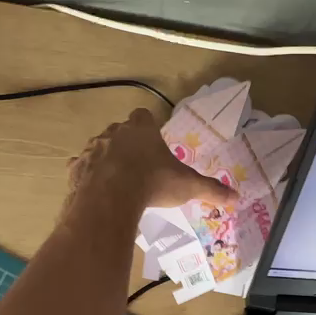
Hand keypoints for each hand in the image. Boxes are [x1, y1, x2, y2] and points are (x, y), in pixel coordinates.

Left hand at [68, 109, 227, 210]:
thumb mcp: (188, 186)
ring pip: (100, 149)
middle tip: (139, 168)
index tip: (153, 143)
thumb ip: (211, 190)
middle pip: (120, 132)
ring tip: (119, 183)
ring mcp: (93, 148)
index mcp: (142, 129)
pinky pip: (82, 168)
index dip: (148, 128)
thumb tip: (237, 198)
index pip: (144, 116)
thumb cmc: (153, 183)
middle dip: (128, 146)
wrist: (111, 197)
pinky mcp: (77, 168)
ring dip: (107, 161)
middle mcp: (115, 132)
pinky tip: (97, 192)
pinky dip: (89, 177)